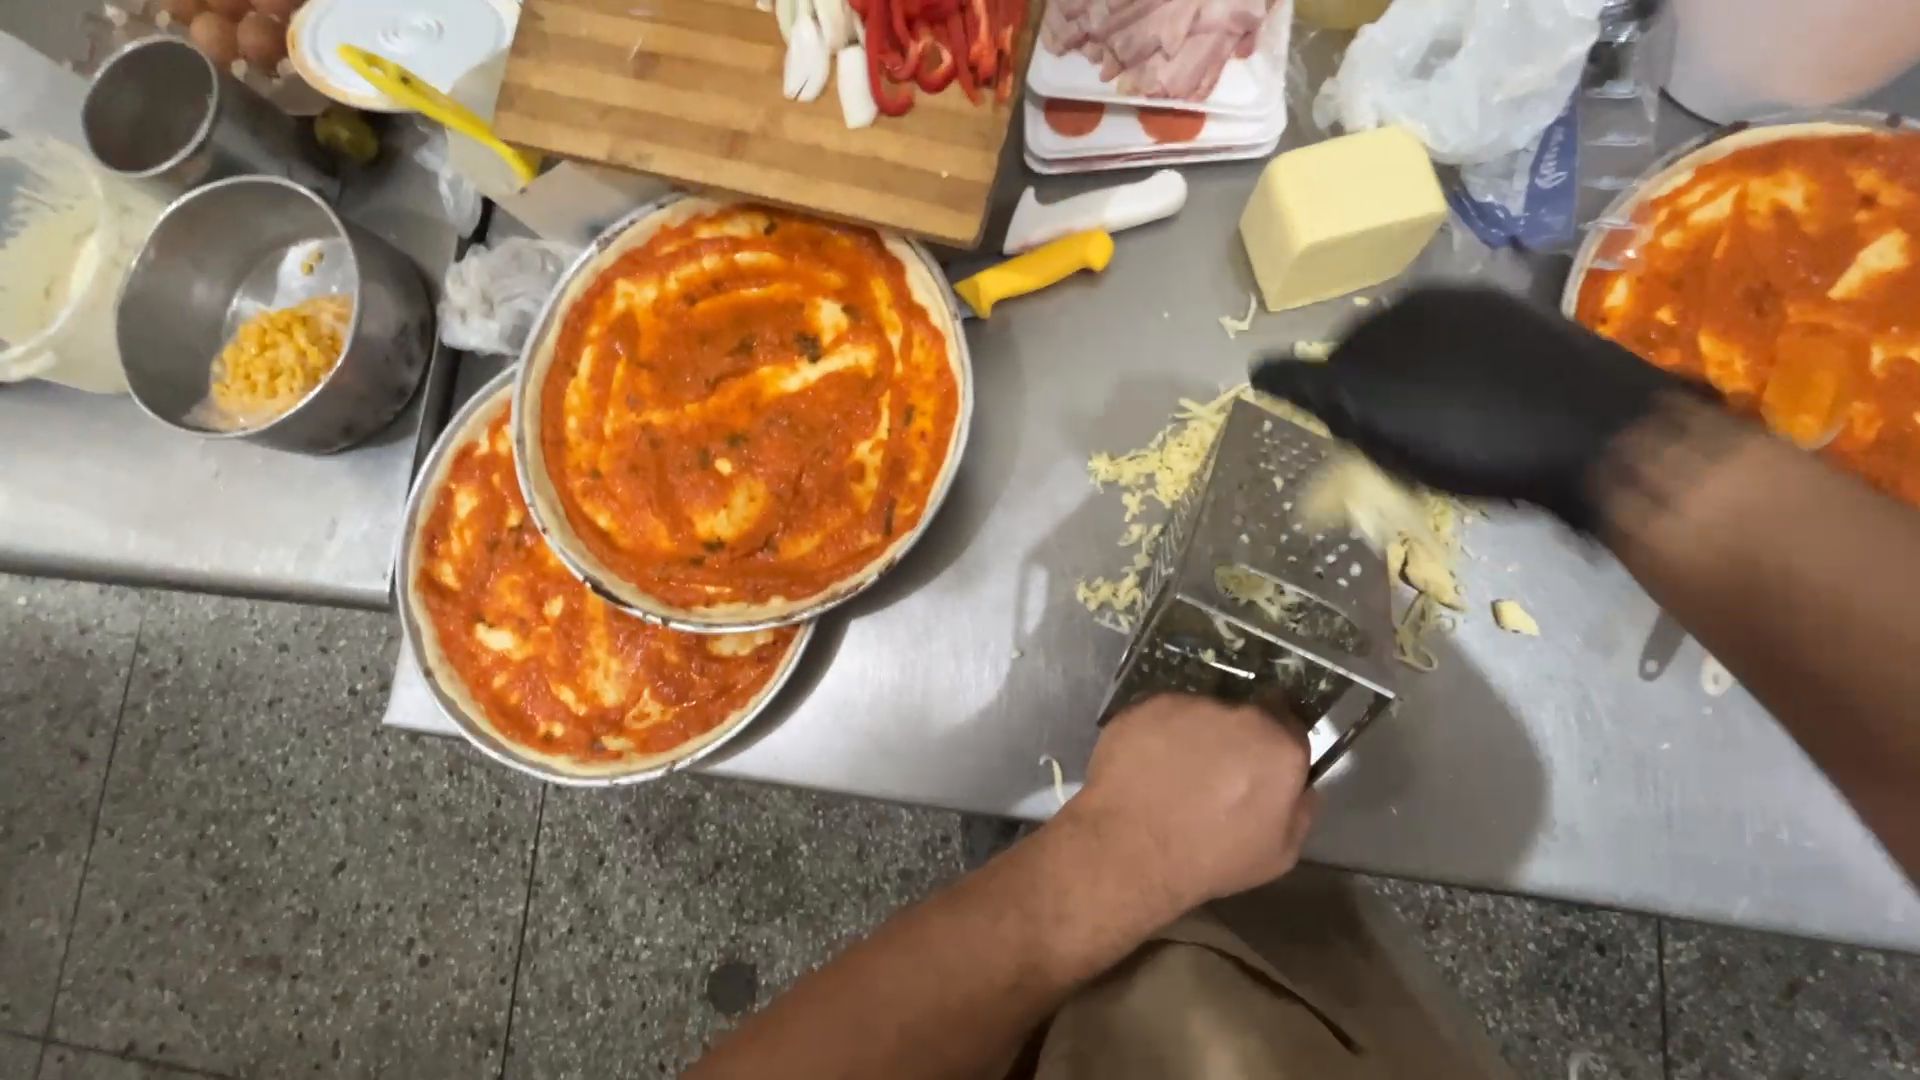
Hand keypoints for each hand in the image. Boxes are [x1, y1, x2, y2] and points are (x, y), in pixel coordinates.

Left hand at [1058, 695, 1317, 915]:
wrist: (1131, 846)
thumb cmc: (1211, 858)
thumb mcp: (1280, 853)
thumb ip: (1300, 809)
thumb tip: (1301, 786)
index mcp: (1277, 745)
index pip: (1289, 724)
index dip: (1275, 744)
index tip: (1260, 762)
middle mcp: (1235, 713)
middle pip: (1242, 716)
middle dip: (1234, 739)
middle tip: (1214, 772)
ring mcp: (1186, 704)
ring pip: (1199, 713)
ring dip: (1193, 734)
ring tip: (1173, 771)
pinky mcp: (1144, 705)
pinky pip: (1160, 715)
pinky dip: (1157, 733)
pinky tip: (1145, 764)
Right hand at [1249, 286, 1710, 531]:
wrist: (1608, 442)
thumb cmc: (1472, 431)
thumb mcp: (1370, 413)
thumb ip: (1311, 387)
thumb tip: (1258, 371)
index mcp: (1406, 308)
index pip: (1339, 354)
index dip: (1336, 404)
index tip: (1349, 443)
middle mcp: (1455, 301)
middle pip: (1386, 360)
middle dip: (1378, 401)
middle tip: (1389, 450)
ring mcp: (1507, 319)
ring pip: (1433, 369)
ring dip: (1421, 405)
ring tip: (1439, 448)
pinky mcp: (1549, 346)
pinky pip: (1480, 376)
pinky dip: (1467, 404)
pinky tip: (1485, 435)